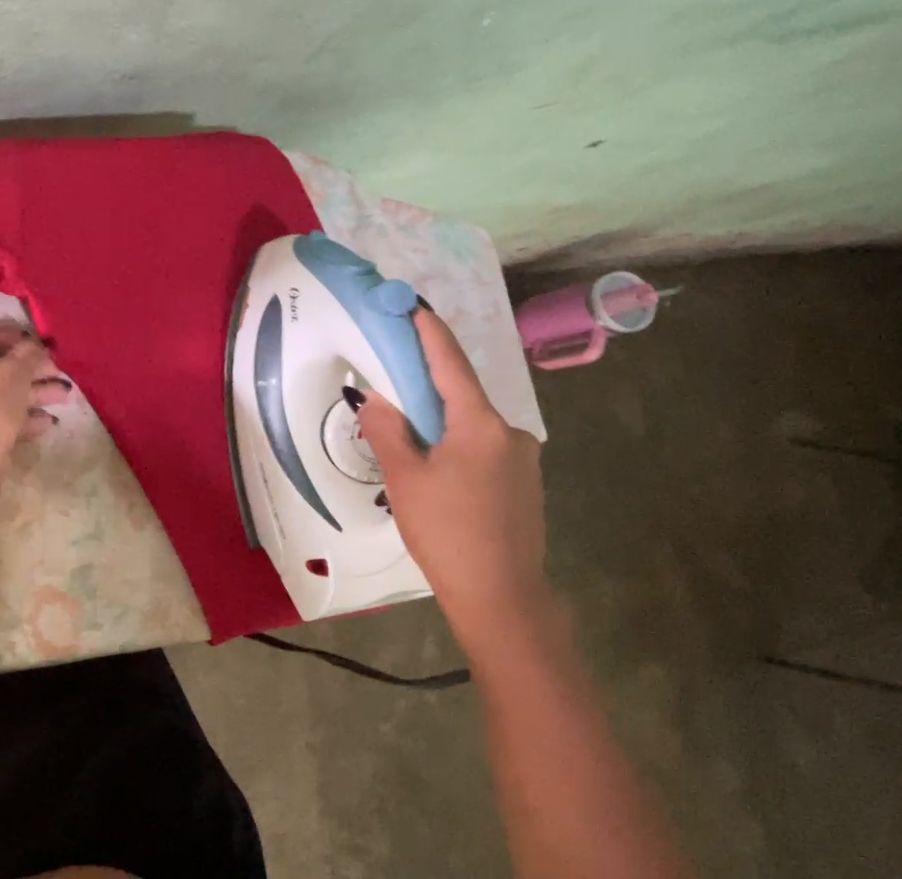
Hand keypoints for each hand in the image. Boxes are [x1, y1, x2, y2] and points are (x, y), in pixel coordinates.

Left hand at [0, 323, 69, 502]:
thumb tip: (37, 344)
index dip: (9, 337)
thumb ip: (28, 354)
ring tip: (64, 395)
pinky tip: (48, 422)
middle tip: (58, 370)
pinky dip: (19, 416)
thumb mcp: (15, 375)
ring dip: (32, 394)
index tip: (34, 342)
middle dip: (30, 371)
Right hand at [354, 309, 550, 652]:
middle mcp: (510, 432)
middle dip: (424, 388)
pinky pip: (481, 450)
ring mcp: (522, 459)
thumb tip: (378, 398)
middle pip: (460, 396)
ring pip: (470, 427)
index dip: (428, 332)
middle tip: (389, 386)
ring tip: (404, 448)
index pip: (449, 364)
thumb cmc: (447, 531)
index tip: (411, 305)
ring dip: (438, 426)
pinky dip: (453, 448)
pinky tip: (434, 476)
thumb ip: (387, 430)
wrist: (501, 596)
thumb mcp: (404, 479)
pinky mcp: (524, 484)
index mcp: (481, 424)